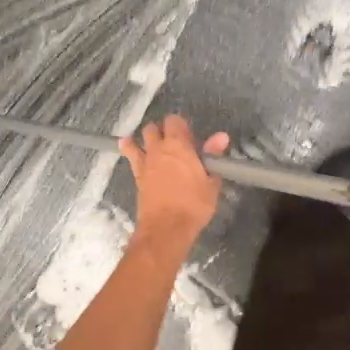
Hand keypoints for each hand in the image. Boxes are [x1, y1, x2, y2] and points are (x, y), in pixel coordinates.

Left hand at [120, 115, 229, 256]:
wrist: (166, 228)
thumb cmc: (193, 205)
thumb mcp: (210, 182)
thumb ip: (212, 156)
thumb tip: (222, 136)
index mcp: (179, 145)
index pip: (175, 121)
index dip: (181, 125)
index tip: (190, 137)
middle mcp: (159, 149)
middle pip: (154, 128)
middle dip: (162, 130)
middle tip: (174, 143)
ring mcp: (145, 162)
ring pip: (140, 139)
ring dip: (146, 138)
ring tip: (151, 142)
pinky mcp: (137, 176)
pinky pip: (130, 156)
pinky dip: (129, 148)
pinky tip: (127, 144)